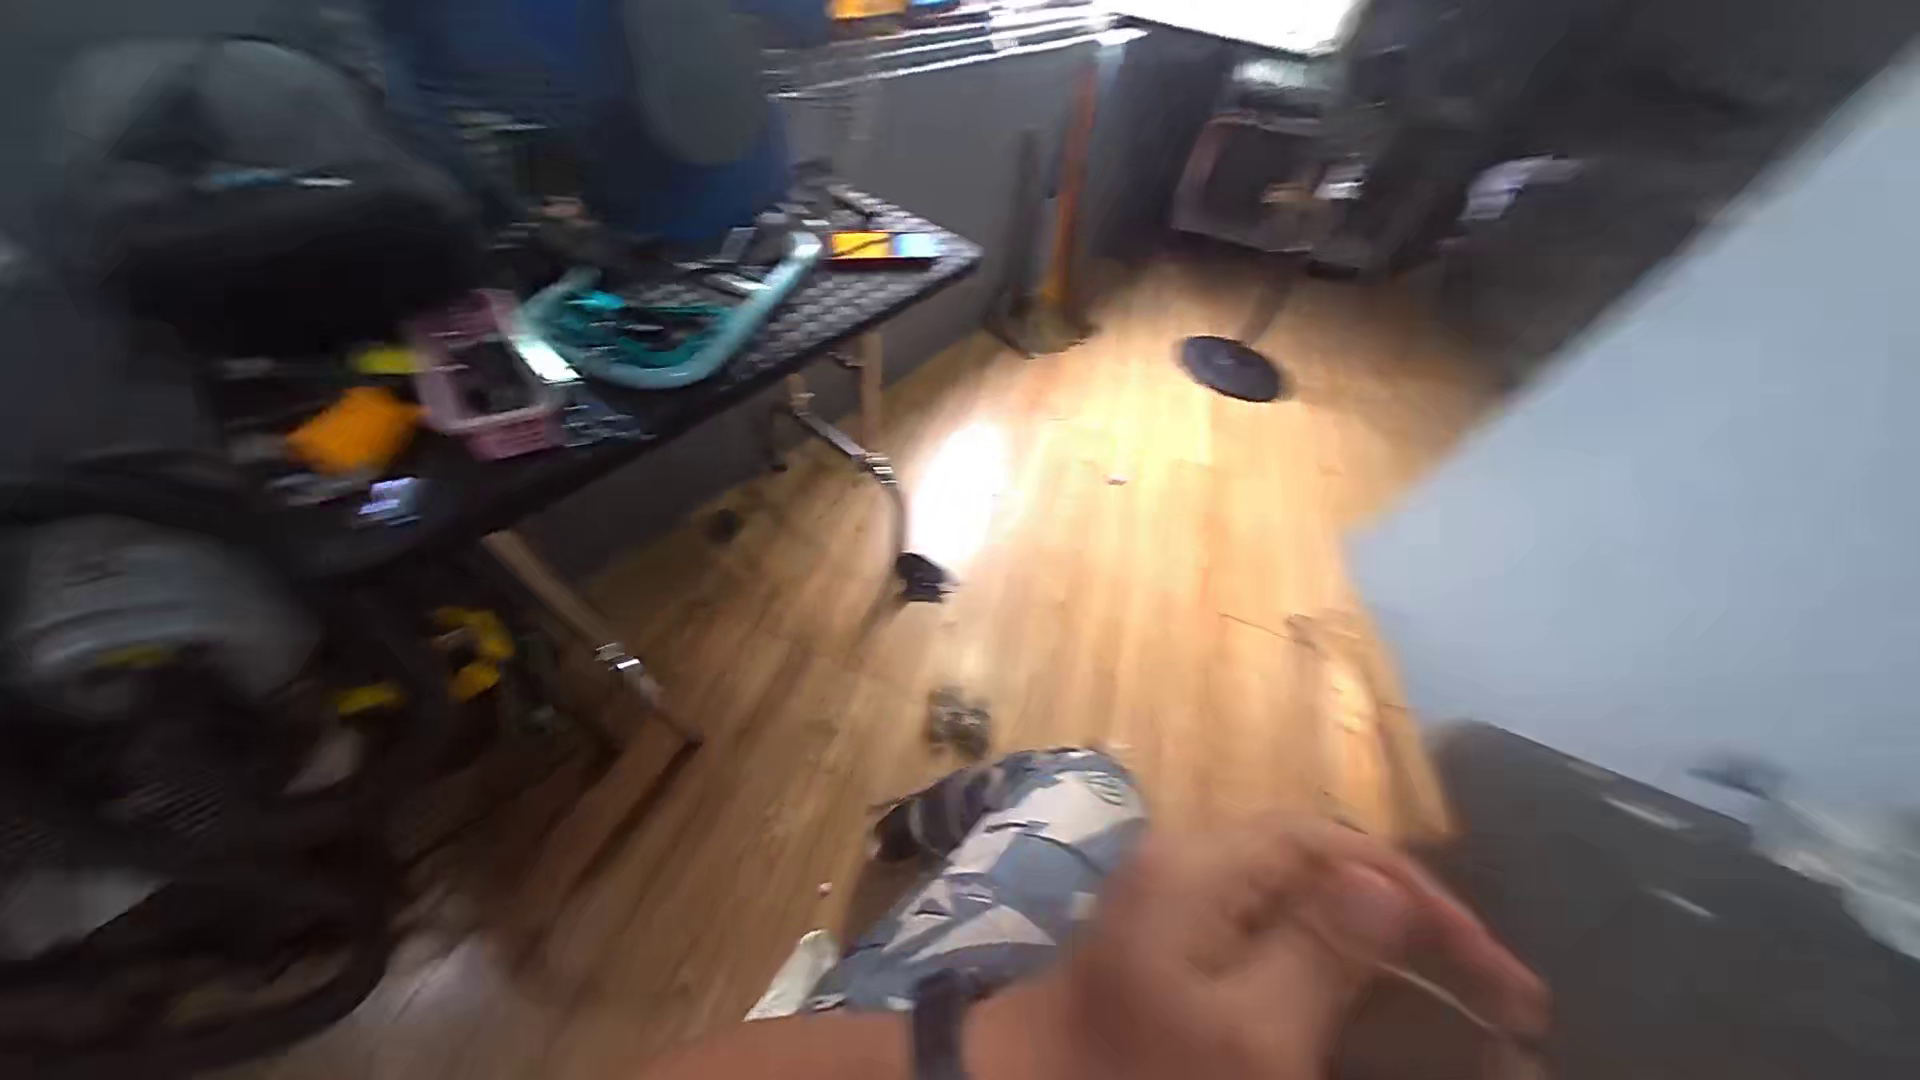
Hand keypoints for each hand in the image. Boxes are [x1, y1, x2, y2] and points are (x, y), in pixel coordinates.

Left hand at [968, 818, 1548, 1079]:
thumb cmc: (1145, 1074)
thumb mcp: (1250, 1035)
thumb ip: (1317, 952)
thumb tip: (1380, 885)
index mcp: (1201, 864)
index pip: (1325, 842)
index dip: (1415, 893)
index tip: (1500, 974)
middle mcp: (1189, 856)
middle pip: (1313, 855)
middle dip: (1403, 907)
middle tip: (1493, 988)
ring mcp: (1178, 886)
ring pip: (1294, 883)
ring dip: (1371, 926)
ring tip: (1452, 989)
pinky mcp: (1176, 921)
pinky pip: (1266, 913)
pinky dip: (1326, 943)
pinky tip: (1367, 985)